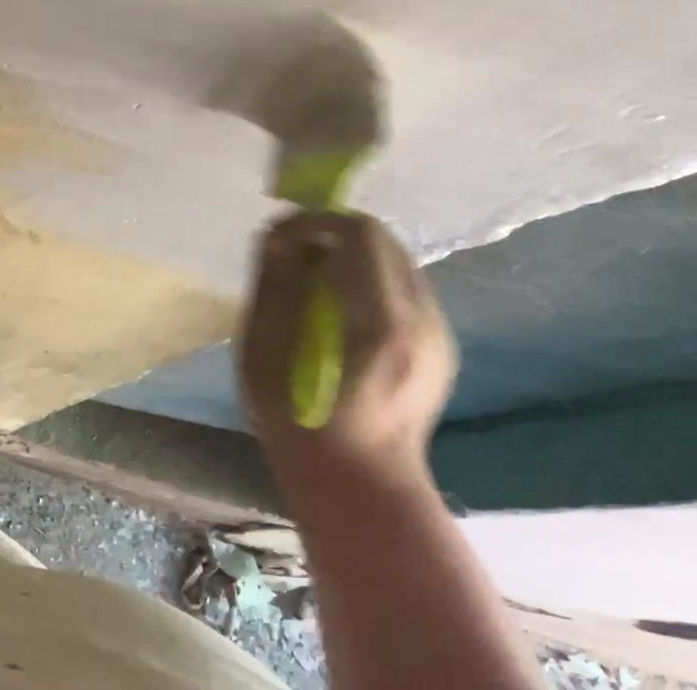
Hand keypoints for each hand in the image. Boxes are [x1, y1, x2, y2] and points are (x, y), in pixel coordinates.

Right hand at [239, 211, 456, 491]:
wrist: (361, 481)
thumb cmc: (297, 421)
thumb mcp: (265, 354)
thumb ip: (275, 290)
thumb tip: (277, 239)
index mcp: (380, 320)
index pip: (358, 233)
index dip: (310, 222)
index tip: (273, 240)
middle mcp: (422, 317)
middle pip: (382, 240)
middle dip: (327, 234)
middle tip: (284, 256)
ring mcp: (437, 332)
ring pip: (394, 261)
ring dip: (345, 256)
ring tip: (304, 283)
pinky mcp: (437, 345)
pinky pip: (401, 288)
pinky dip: (362, 280)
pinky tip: (332, 312)